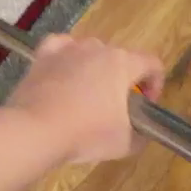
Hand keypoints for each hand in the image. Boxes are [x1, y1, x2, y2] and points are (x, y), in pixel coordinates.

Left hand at [5, 34, 164, 163]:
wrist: (35, 129)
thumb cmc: (86, 134)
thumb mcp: (126, 142)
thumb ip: (140, 134)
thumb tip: (138, 132)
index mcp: (121, 63)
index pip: (151, 63)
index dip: (155, 83)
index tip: (146, 105)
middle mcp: (95, 48)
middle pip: (118, 57)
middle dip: (121, 79)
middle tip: (115, 105)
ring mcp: (66, 49)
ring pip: (89, 51)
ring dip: (94, 68)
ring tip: (87, 93)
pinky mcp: (42, 55)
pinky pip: (60, 47)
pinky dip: (65, 57)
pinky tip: (64, 71)